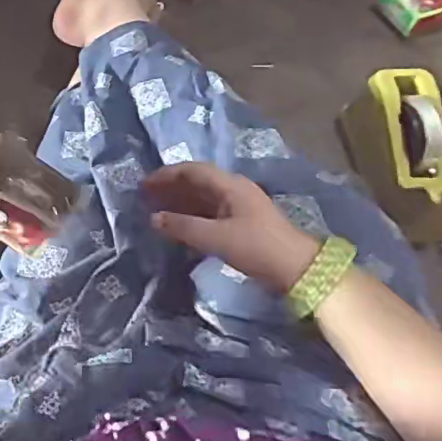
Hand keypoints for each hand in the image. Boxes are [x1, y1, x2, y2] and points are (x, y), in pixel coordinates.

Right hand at [143, 162, 321, 292]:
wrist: (297, 269)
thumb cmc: (256, 247)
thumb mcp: (216, 237)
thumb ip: (183, 226)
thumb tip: (153, 218)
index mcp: (231, 185)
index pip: (193, 170)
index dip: (166, 175)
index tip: (144, 184)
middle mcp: (235, 190)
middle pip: (197, 182)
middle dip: (171, 187)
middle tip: (146, 197)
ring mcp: (240, 207)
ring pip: (203, 198)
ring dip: (179, 202)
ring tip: (156, 210)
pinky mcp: (242, 224)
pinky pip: (210, 213)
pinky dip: (191, 216)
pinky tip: (179, 226)